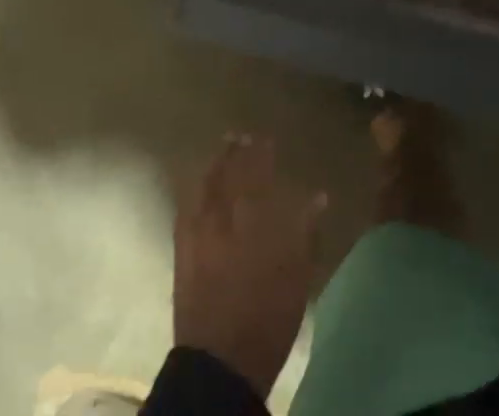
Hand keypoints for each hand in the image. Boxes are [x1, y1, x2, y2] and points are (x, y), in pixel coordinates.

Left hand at [174, 134, 327, 397]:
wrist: (220, 361)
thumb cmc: (267, 320)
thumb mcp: (297, 277)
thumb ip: (305, 232)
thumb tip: (318, 197)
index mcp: (249, 227)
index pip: (254, 179)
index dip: (259, 156)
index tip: (264, 137)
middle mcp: (218, 225)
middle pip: (222, 180)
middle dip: (230, 155)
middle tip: (237, 136)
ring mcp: (194, 239)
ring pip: (199, 192)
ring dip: (209, 169)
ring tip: (217, 154)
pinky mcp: (181, 256)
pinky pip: (184, 212)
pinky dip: (192, 195)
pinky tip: (194, 191)